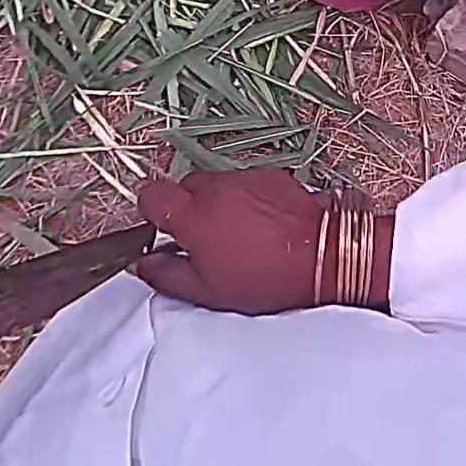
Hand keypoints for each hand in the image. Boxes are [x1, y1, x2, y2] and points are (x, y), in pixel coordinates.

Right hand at [134, 169, 325, 313]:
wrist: (323, 254)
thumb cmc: (264, 279)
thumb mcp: (208, 291)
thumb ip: (167, 275)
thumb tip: (142, 263)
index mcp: (193, 215)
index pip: (152, 194)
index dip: (152, 210)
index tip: (162, 228)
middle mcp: (215, 187)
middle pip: (184, 187)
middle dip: (187, 209)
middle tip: (203, 239)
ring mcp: (244, 176)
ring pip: (215, 183)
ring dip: (216, 202)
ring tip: (237, 234)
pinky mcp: (269, 173)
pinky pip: (243, 181)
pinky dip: (244, 196)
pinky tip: (261, 222)